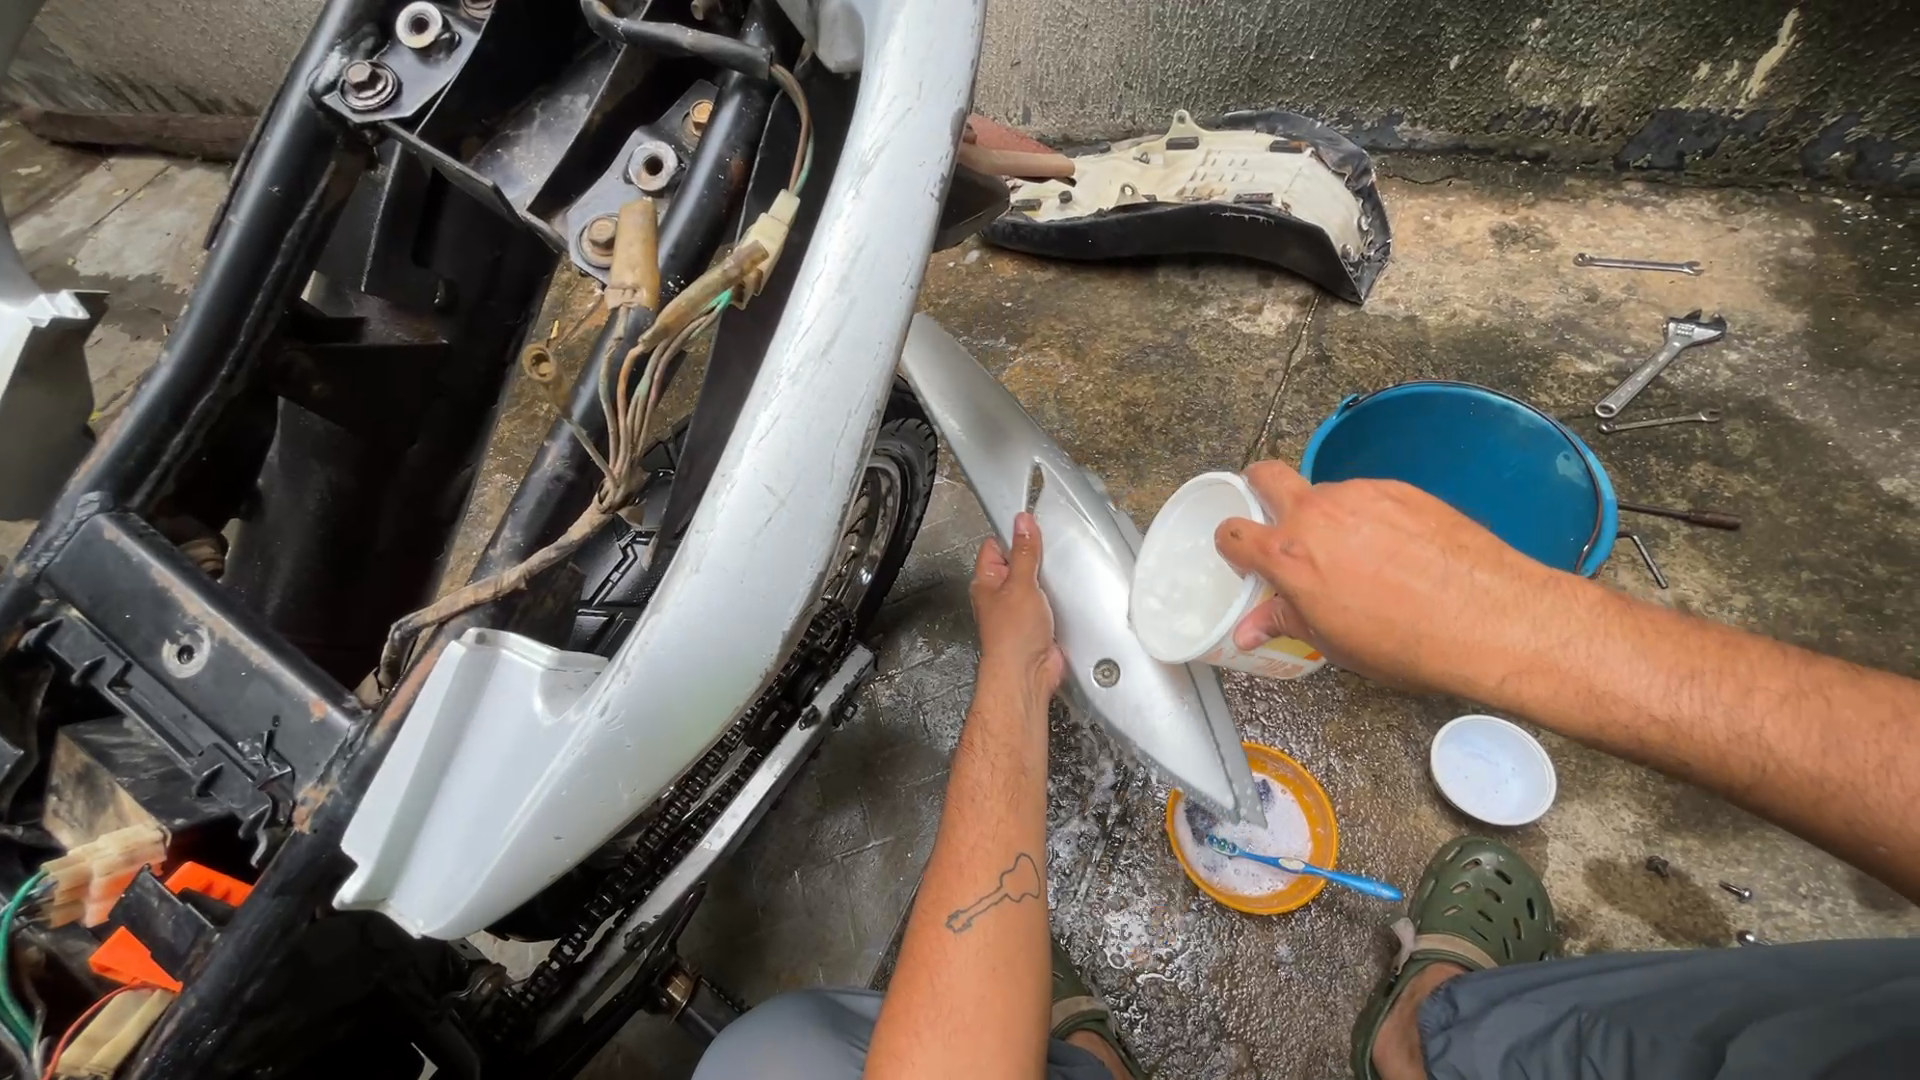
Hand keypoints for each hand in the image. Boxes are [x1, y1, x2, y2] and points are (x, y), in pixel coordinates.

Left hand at [970, 512, 1064, 700]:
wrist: (1028, 673)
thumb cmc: (1012, 636)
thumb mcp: (1021, 583)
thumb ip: (1024, 551)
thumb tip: (1022, 523)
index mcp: (986, 581)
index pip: (996, 544)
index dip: (1013, 534)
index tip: (1032, 527)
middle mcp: (999, 595)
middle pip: (1019, 562)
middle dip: (1036, 559)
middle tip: (1048, 557)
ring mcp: (1018, 610)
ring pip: (1036, 582)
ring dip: (1048, 582)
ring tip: (1054, 582)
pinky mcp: (1037, 623)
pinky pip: (1049, 601)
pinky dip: (1057, 600)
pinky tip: (1062, 600)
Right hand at [1213, 460, 1574, 694]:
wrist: (1489, 618)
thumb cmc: (1404, 640)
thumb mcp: (1330, 641)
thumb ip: (1283, 622)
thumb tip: (1248, 631)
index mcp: (1288, 554)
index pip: (1232, 532)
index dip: (1231, 543)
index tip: (1243, 554)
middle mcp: (1316, 513)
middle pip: (1265, 474)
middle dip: (1258, 487)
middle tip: (1273, 515)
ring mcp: (1360, 494)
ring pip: (1323, 490)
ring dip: (1323, 511)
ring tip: (1353, 549)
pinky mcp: (1401, 489)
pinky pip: (1367, 495)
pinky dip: (1367, 514)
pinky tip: (1394, 547)